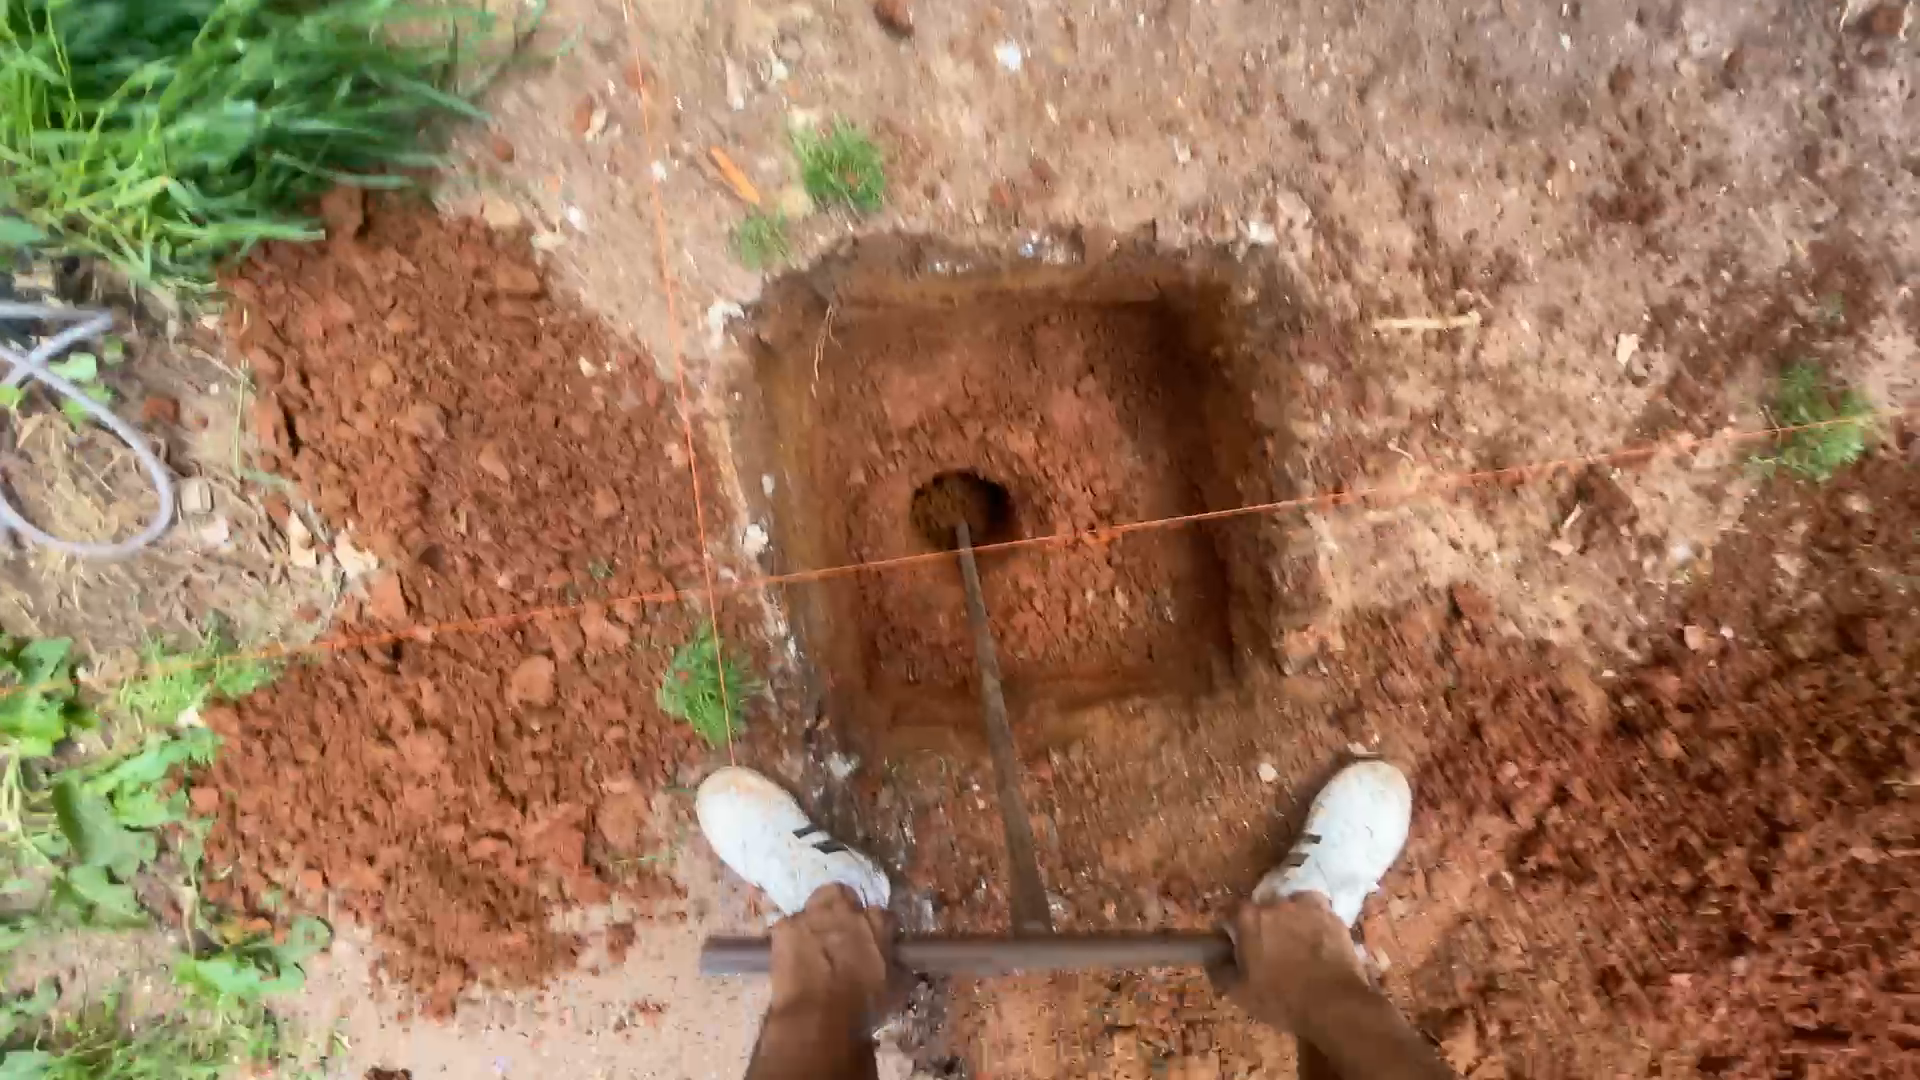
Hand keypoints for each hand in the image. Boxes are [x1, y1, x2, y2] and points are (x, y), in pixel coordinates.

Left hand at [767, 884, 894, 1027]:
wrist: (817, 1017)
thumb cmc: (860, 1007)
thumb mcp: (892, 991)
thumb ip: (900, 972)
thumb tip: (906, 971)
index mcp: (876, 923)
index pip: (882, 914)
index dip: (877, 928)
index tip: (874, 941)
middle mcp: (847, 910)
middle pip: (845, 894)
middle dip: (843, 906)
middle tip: (839, 928)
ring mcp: (814, 914)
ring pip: (817, 899)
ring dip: (817, 913)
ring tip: (813, 934)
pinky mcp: (786, 926)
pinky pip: (789, 925)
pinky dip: (790, 937)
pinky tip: (791, 953)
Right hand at [1222, 892, 1367, 1033]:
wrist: (1334, 1006)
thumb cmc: (1282, 999)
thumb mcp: (1241, 994)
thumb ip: (1220, 971)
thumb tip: (1210, 958)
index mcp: (1247, 917)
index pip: (1230, 912)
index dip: (1232, 929)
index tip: (1236, 945)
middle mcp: (1273, 903)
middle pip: (1261, 909)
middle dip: (1262, 925)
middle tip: (1269, 949)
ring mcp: (1304, 907)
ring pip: (1290, 906)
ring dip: (1289, 919)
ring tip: (1296, 942)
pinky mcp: (1330, 916)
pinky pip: (1316, 910)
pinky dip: (1314, 919)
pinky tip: (1317, 937)